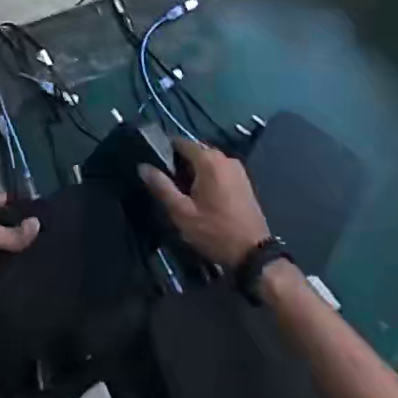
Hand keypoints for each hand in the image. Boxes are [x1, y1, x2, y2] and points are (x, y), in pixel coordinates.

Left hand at [0, 193, 39, 315]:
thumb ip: (13, 232)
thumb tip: (37, 223)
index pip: (1, 199)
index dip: (20, 203)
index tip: (43, 209)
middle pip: (6, 221)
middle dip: (23, 225)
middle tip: (49, 228)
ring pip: (8, 241)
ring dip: (22, 244)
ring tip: (48, 244)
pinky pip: (6, 258)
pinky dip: (17, 259)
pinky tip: (37, 260)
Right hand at [140, 137, 270, 267]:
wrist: (254, 255)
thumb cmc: (215, 231)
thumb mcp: (181, 212)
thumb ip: (161, 186)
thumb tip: (143, 166)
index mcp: (209, 160)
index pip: (179, 142)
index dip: (164, 152)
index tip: (155, 167)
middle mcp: (225, 158)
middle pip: (193, 151)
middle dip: (179, 163)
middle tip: (168, 184)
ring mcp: (237, 169)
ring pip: (206, 161)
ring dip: (193, 171)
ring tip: (183, 193)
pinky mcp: (244, 181)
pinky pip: (218, 170)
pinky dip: (207, 177)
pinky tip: (202, 197)